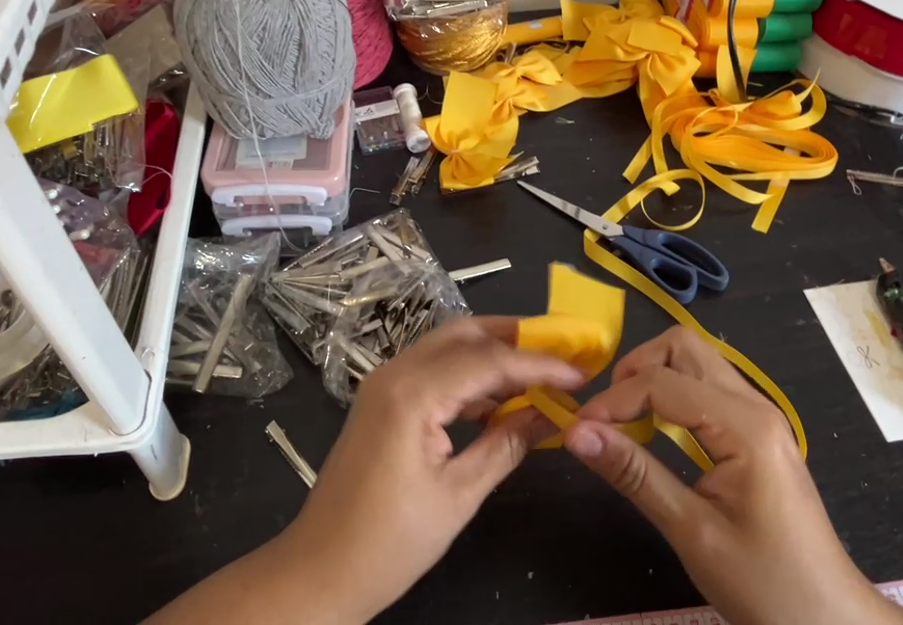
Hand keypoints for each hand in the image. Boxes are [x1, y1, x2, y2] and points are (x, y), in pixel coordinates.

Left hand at [282, 316, 584, 620]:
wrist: (321, 568)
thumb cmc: (391, 540)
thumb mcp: (460, 494)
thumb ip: (506, 445)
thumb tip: (550, 414)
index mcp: (412, 392)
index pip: (489, 359)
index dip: (539, 364)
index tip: (581, 373)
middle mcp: (395, 371)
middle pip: (465, 333)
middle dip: (515, 336)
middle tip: (562, 351)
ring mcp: (384, 382)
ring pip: (448, 347)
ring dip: (493, 354)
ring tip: (539, 374)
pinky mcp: (382, 398)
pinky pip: (433, 369)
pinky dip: (468, 375)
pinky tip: (498, 400)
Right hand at [562, 327, 902, 624]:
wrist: (831, 623)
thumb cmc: (766, 584)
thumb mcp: (692, 532)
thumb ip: (634, 474)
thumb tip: (575, 433)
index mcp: (744, 425)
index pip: (661, 382)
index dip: (612, 400)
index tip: (577, 430)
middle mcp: (755, 405)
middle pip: (682, 347)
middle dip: (634, 370)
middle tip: (604, 415)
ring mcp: (760, 416)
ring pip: (695, 361)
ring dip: (652, 377)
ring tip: (621, 420)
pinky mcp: (757, 433)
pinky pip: (707, 388)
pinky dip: (671, 394)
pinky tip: (653, 430)